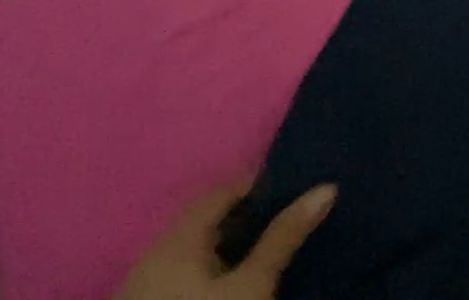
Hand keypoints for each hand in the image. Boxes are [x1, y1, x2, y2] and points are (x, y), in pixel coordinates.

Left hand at [118, 182, 335, 299]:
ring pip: (190, 245)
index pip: (220, 190)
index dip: (257, 184)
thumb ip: (285, 236)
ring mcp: (141, 284)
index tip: (292, 189)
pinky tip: (231, 276)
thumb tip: (327, 188)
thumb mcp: (253, 283)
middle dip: (244, 212)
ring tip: (265, 245)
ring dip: (227, 240)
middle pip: (203, 217)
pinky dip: (209, 262)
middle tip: (285, 215)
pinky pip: (180, 269)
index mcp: (177, 240)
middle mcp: (153, 254)